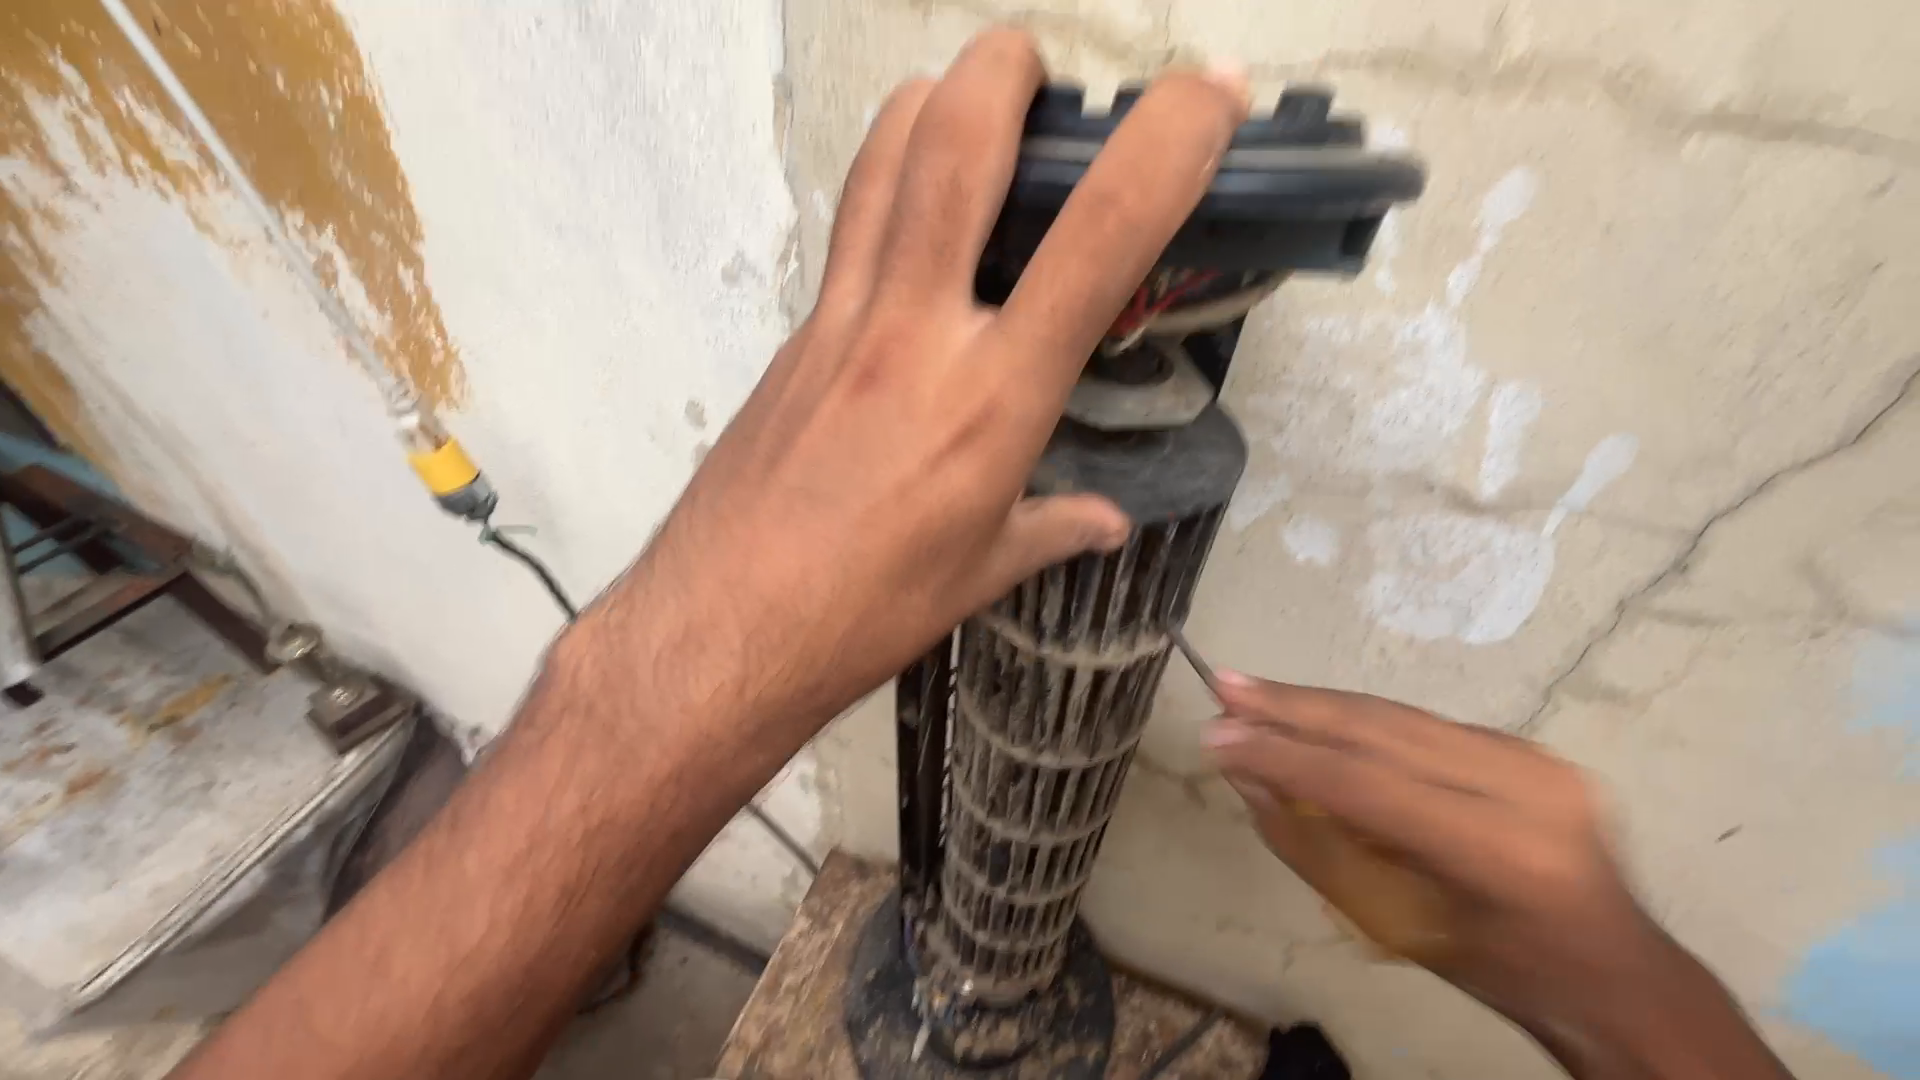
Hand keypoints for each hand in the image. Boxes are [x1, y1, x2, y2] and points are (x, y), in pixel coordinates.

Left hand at [587, 31, 1250, 745]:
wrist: (722, 629)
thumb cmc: (866, 613)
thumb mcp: (980, 574)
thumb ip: (1051, 529)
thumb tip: (1104, 522)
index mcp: (993, 400)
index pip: (1099, 241)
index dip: (1167, 144)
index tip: (1211, 94)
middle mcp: (917, 334)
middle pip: (954, 142)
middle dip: (1005, 68)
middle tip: (1039, 68)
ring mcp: (841, 324)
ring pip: (880, 162)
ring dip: (929, 103)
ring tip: (968, 107)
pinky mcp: (792, 337)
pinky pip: (845, 232)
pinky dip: (884, 192)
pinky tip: (907, 230)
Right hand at [1207, 676, 1790, 1077]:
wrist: (1613, 970)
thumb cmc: (1496, 969)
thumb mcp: (1393, 923)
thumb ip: (1311, 843)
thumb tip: (1245, 776)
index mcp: (1499, 853)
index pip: (1366, 784)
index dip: (1283, 755)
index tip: (1216, 738)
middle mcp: (1525, 788)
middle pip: (1381, 730)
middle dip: (1291, 708)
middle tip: (1223, 686)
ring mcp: (1533, 759)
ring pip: (1396, 714)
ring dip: (1315, 702)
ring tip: (1248, 689)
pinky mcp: (1527, 744)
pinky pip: (1418, 723)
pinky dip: (1355, 718)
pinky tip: (1306, 710)